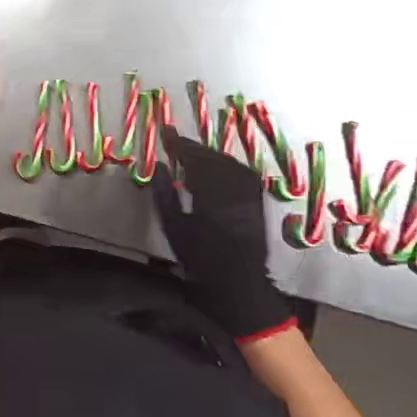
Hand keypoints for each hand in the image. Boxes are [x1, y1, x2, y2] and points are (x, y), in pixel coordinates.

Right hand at [149, 125, 292, 340]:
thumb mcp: (175, 230)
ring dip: (208, 155)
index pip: (194, 158)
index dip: (178, 144)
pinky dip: (225, 165)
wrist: (239, 286)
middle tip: (174, 143)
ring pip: (227, 163)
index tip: (165, 131)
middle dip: (192, 148)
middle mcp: (234, 188)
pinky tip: (216, 169)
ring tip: (191, 155)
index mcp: (211, 194)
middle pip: (212, 157)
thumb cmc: (201, 261)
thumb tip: (159, 166)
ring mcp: (249, 193)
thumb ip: (165, 195)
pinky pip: (241, 172)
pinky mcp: (257, 200)